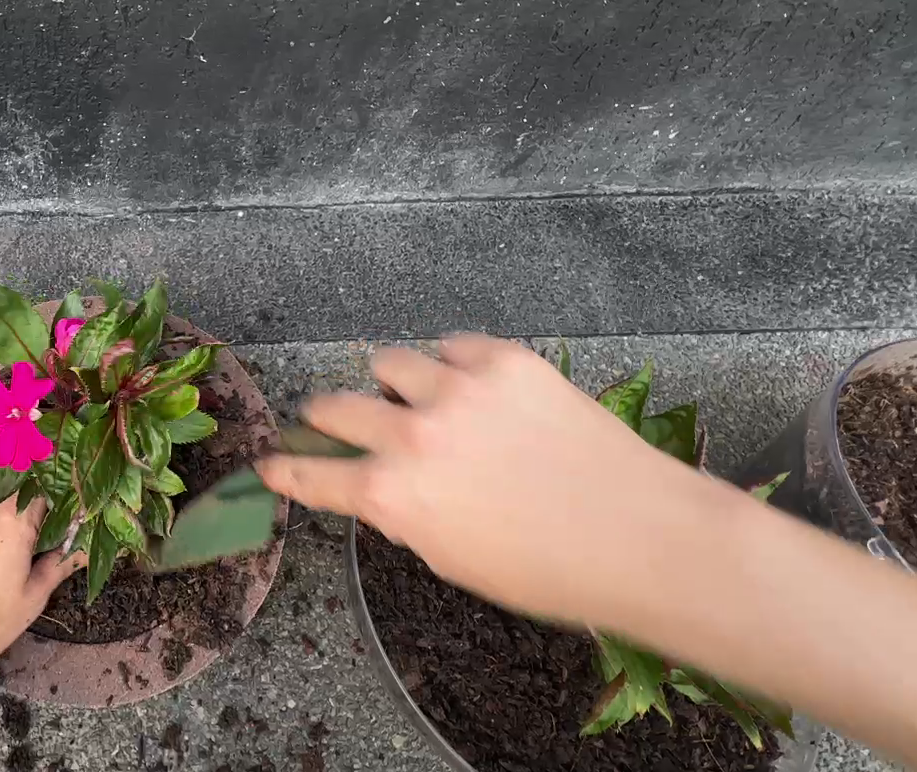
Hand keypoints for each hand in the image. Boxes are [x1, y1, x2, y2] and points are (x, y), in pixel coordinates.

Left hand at [0, 449, 85, 697]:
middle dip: (35, 456)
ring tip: (15, 437)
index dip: (61, 481)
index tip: (72, 476)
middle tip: (49, 447)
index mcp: (16, 524)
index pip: (46, 488)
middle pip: (15, 468)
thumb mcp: (29, 603)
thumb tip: (83, 546)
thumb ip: (57, 567)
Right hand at [258, 337, 719, 627]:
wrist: (648, 538)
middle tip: (334, 416)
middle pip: (333, 406)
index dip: (284, 470)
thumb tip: (380, 482)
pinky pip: (451, 346)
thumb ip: (401, 513)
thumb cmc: (549, 570)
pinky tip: (479, 389)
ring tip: (423, 396)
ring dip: (395, 382)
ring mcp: (455, 389)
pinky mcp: (501, 360)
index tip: (268, 462)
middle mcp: (411, 435)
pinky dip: (455, 365)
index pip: (313, 476)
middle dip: (325, 414)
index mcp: (393, 496)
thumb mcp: (451, 558)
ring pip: (389, 361)